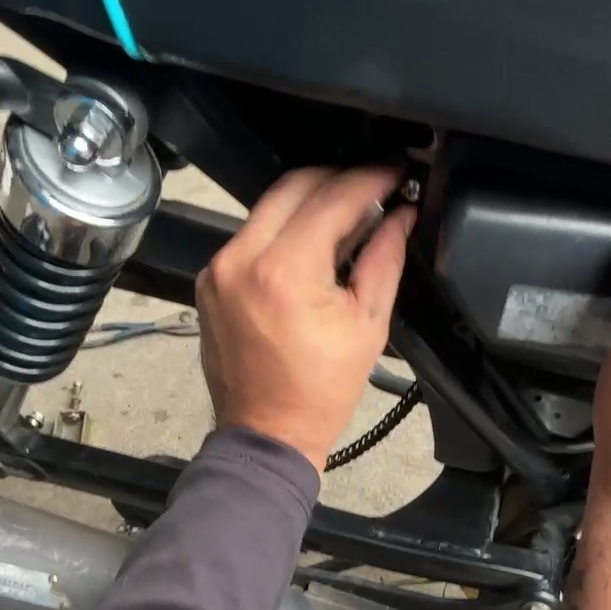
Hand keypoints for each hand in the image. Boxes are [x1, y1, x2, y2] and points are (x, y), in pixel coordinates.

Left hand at [196, 165, 417, 471]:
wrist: (268, 435)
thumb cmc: (317, 395)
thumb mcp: (366, 326)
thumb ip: (384, 260)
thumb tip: (400, 217)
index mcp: (284, 272)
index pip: (332, 197)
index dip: (371, 179)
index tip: (395, 174)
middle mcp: (241, 260)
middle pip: (294, 186)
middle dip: (340, 179)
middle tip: (374, 189)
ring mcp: (219, 270)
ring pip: (269, 207)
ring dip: (310, 204)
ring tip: (347, 222)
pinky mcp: (210, 283)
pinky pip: (249, 237)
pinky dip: (282, 232)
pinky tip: (310, 249)